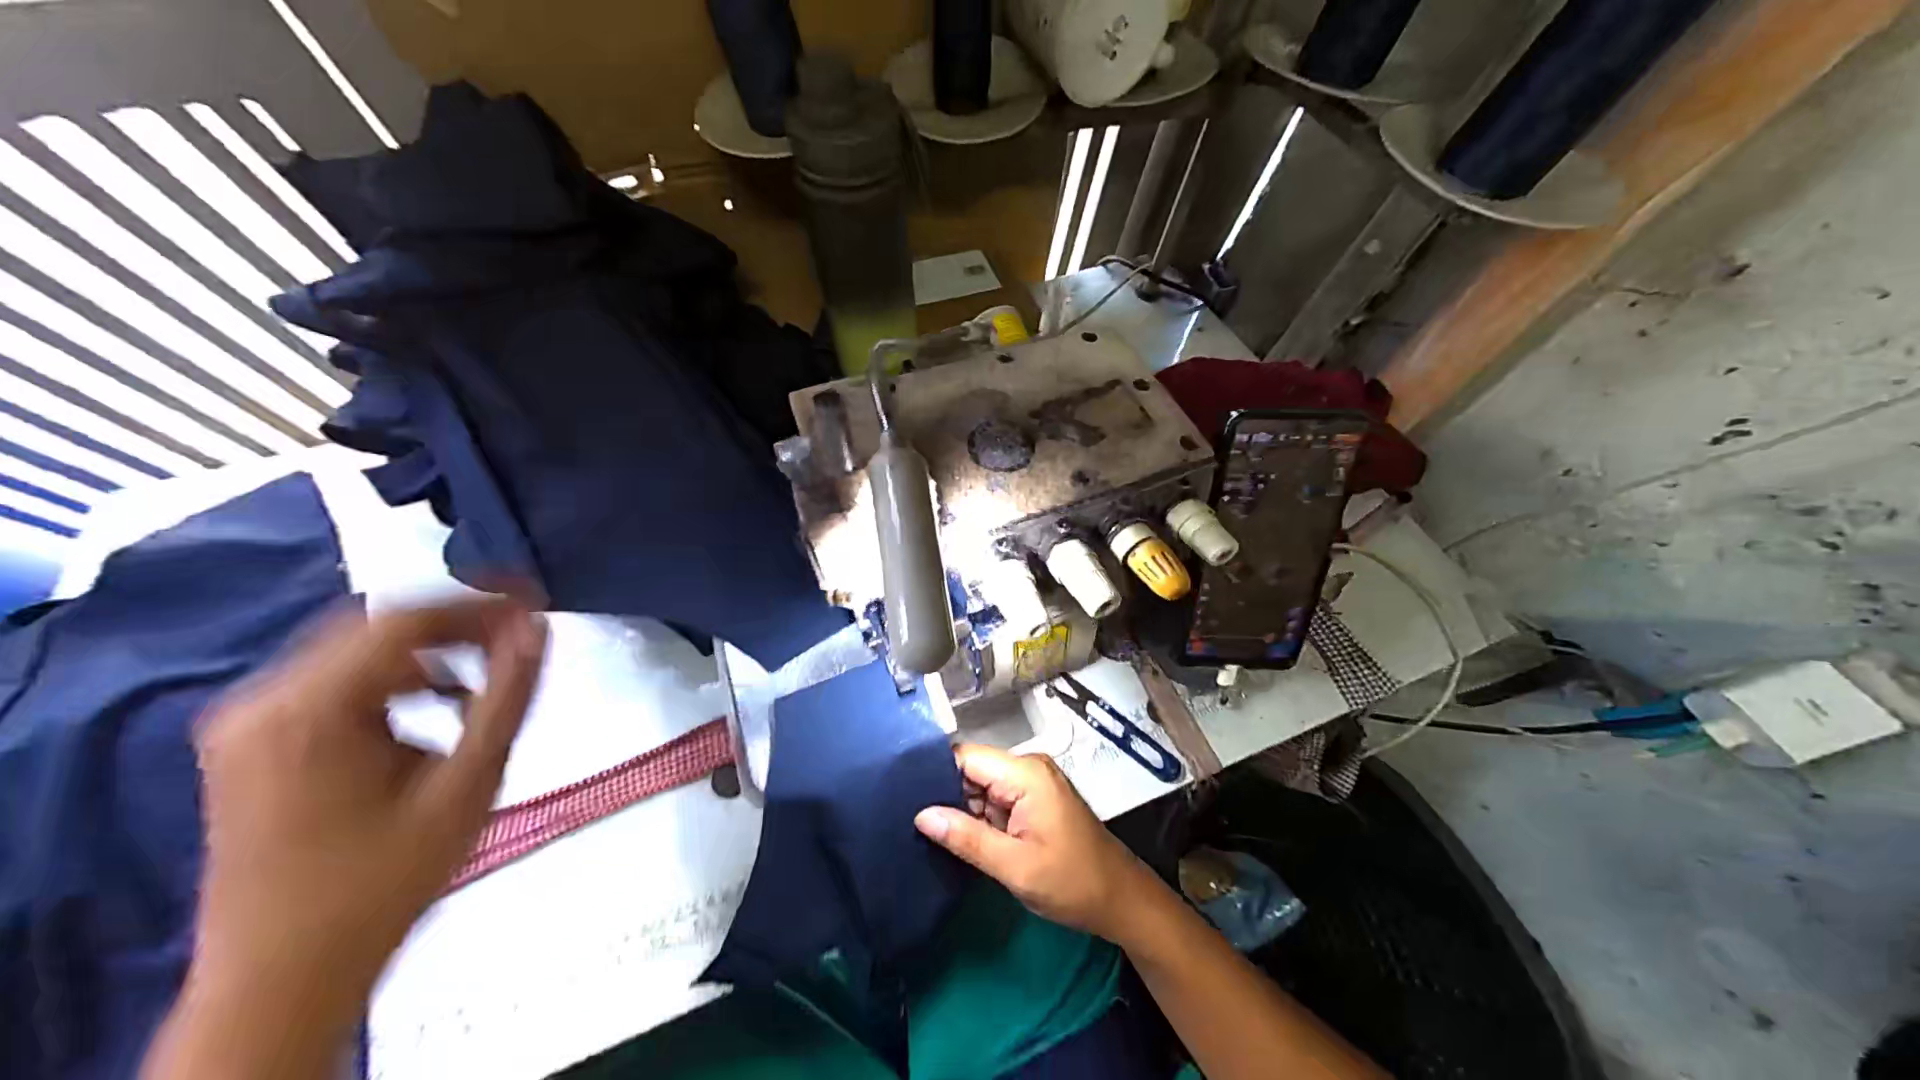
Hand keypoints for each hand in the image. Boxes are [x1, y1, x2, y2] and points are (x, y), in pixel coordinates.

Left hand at [187, 599, 545, 1016]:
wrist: (283, 976)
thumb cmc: (384, 883)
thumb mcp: (465, 787)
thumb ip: (507, 699)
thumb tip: (537, 629)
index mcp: (308, 709)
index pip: (404, 620)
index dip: (479, 602)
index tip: (538, 603)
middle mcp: (262, 700)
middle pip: (375, 628)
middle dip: (457, 625)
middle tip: (521, 634)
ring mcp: (247, 721)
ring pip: (355, 651)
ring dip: (428, 654)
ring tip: (486, 680)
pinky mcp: (250, 742)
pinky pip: (334, 682)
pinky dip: (394, 680)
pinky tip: (435, 708)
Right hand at [914, 743, 1163, 943]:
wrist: (1121, 901)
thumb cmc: (1073, 883)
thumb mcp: (1015, 867)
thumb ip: (967, 838)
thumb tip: (921, 815)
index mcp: (1025, 774)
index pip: (965, 757)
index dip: (934, 774)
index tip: (902, 795)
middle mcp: (1027, 768)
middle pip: (971, 770)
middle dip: (944, 794)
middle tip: (909, 821)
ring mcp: (1031, 784)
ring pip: (980, 786)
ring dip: (960, 809)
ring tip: (926, 830)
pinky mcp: (1033, 800)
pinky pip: (994, 800)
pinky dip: (978, 818)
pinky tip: (957, 836)